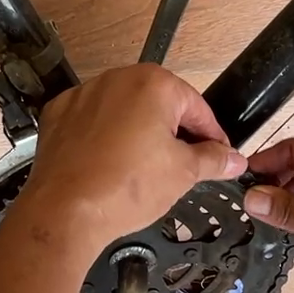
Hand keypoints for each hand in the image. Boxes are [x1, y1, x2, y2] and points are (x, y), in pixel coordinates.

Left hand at [16, 64, 246, 248]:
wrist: (65, 212)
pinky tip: (110, 165)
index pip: (197, 108)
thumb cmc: (122, 188)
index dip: (211, 136)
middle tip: (182, 167)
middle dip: (173, 134)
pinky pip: (93, 121)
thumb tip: (232, 158)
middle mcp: (117, 80)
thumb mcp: (183, 173)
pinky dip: (104, 139)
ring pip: (125, 112)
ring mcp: (85, 95)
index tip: (218, 155)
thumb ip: (213, 159)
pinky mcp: (60, 114)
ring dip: (138, 135)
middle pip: (160, 106)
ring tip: (143, 170)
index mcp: (154, 84)